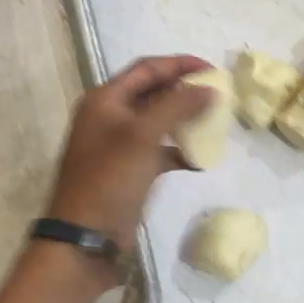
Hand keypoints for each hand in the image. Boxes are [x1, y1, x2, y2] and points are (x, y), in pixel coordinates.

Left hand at [45, 55, 215, 250]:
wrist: (85, 238)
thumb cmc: (110, 180)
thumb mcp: (142, 136)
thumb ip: (177, 106)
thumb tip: (210, 88)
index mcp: (104, 100)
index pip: (147, 69)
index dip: (180, 64)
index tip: (214, 69)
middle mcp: (109, 117)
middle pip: (152, 94)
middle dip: (185, 93)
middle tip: (218, 95)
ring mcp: (117, 146)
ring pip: (157, 124)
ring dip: (184, 122)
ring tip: (214, 124)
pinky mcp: (127, 172)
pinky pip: (157, 153)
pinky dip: (177, 153)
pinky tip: (200, 161)